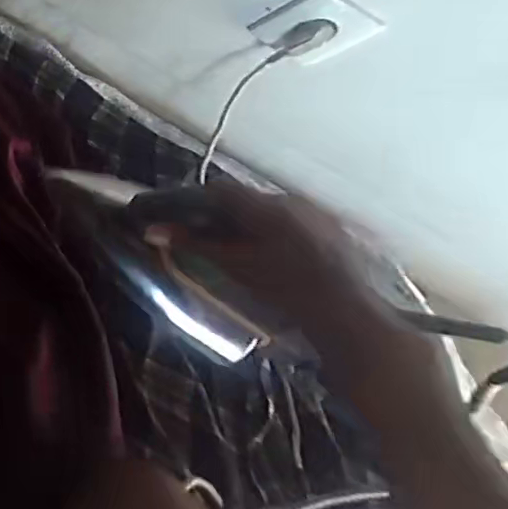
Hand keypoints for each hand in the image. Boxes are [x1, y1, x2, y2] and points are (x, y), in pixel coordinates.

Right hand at [148, 184, 447, 397]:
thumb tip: (151, 230)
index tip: (178, 218)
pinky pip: (293, 222)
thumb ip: (193, 244)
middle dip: (221, 214)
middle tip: (205, 238)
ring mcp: (318, 214)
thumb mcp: (234, 266)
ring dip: (249, 224)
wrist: (355, 319)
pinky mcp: (336, 231)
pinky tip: (273, 258)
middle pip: (244, 198)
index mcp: (265, 204)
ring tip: (239, 251)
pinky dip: (274, 233)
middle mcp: (292, 200)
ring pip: (270, 211)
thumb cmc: (287, 290)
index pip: (217, 189)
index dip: (192, 200)